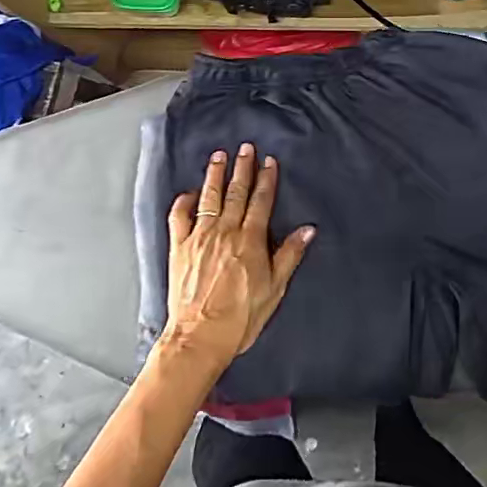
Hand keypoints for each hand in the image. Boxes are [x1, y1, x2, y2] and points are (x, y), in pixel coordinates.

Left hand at [156, 143, 313, 379]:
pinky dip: (184, 203)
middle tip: (245, 148)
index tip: (269, 161)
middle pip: (236, 194)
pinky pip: (179, 219)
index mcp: (250, 240)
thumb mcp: (275, 287)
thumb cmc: (241, 316)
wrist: (199, 338)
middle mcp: (224, 233)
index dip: (266, 179)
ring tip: (219, 157)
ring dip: (215, 176)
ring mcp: (199, 240)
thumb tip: (307, 229)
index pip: (261, 202)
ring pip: (209, 199)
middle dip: (242, 169)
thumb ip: (289, 254)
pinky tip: (189, 193)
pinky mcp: (179, 251)